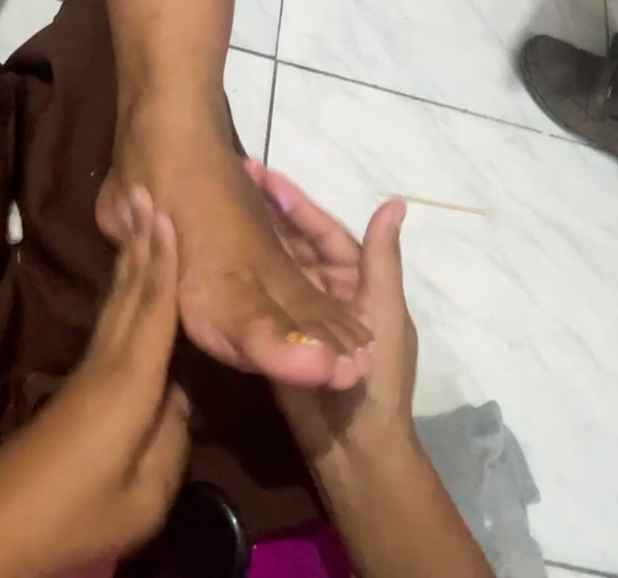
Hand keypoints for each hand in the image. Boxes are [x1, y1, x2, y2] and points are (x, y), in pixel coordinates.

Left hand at [0, 189, 190, 577]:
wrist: (5, 525)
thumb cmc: (80, 514)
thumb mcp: (144, 496)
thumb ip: (171, 441)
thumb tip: (178, 399)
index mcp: (129, 385)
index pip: (154, 311)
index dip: (165, 262)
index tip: (168, 215)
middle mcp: (108, 363)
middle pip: (131, 292)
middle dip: (143, 242)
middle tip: (147, 191)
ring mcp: (90, 370)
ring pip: (117, 301)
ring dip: (130, 257)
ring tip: (137, 220)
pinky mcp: (81, 383)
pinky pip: (110, 320)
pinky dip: (124, 289)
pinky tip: (127, 283)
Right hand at [246, 164, 414, 462]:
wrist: (354, 447)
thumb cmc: (377, 376)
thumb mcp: (384, 313)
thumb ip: (382, 260)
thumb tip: (395, 202)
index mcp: (356, 277)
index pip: (322, 228)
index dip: (294, 200)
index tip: (263, 172)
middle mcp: (328, 286)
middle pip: (295, 239)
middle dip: (269, 208)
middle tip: (235, 178)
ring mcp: (302, 308)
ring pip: (276, 260)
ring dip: (256, 232)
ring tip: (223, 202)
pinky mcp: (281, 329)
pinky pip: (263, 290)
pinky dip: (247, 267)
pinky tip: (222, 248)